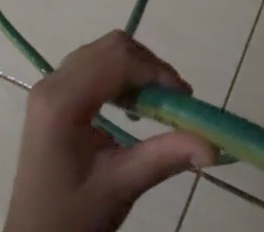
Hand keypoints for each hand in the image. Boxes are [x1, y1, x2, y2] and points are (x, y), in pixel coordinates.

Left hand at [4, 31, 216, 231]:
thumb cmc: (71, 218)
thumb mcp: (120, 187)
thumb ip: (165, 157)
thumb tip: (213, 144)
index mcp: (61, 102)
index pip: (118, 60)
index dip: (156, 71)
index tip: (184, 99)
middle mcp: (52, 83)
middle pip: (112, 48)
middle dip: (149, 67)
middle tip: (174, 101)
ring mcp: (50, 87)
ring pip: (105, 52)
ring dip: (137, 70)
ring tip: (157, 105)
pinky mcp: (55, 96)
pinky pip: (95, 66)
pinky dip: (121, 76)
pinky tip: (132, 106)